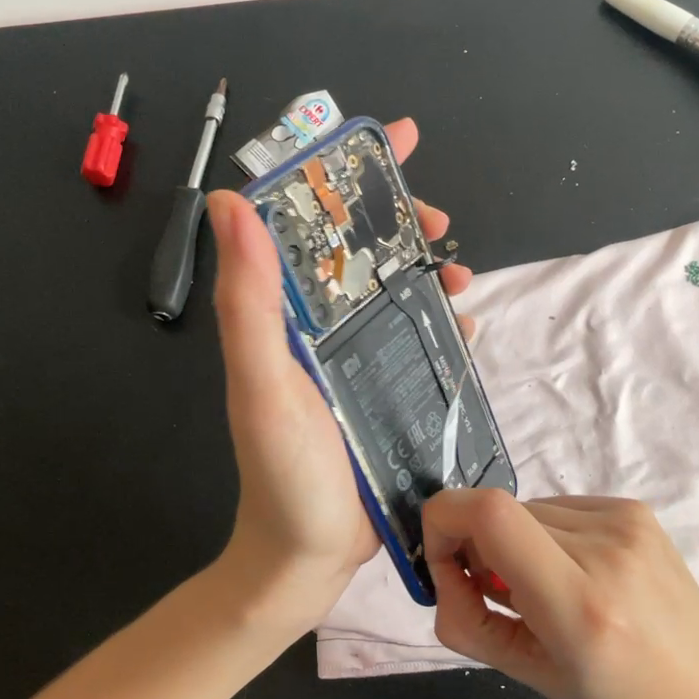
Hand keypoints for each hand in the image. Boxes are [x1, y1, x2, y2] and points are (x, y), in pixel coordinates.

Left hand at [207, 119, 472, 615]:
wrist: (307, 557)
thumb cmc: (282, 476)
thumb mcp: (261, 386)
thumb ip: (248, 302)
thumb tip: (228, 200)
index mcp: (284, 319)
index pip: (309, 227)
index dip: (346, 176)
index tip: (396, 140)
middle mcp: (316, 332)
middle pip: (361, 254)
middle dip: (402, 224)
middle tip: (439, 225)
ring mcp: (352, 365)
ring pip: (395, 295)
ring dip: (429, 273)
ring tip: (462, 280)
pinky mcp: (382, 397)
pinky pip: (417, 346)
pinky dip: (443, 327)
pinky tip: (469, 329)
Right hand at [421, 490, 698, 698]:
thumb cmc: (614, 698)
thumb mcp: (525, 673)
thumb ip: (464, 619)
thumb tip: (441, 565)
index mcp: (578, 604)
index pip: (490, 515)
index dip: (444, 521)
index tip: (442, 559)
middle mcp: (606, 550)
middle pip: (498, 512)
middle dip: (474, 545)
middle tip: (495, 593)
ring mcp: (625, 522)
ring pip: (524, 509)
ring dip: (512, 543)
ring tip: (543, 590)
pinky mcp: (634, 509)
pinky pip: (556, 507)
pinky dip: (544, 536)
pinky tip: (573, 574)